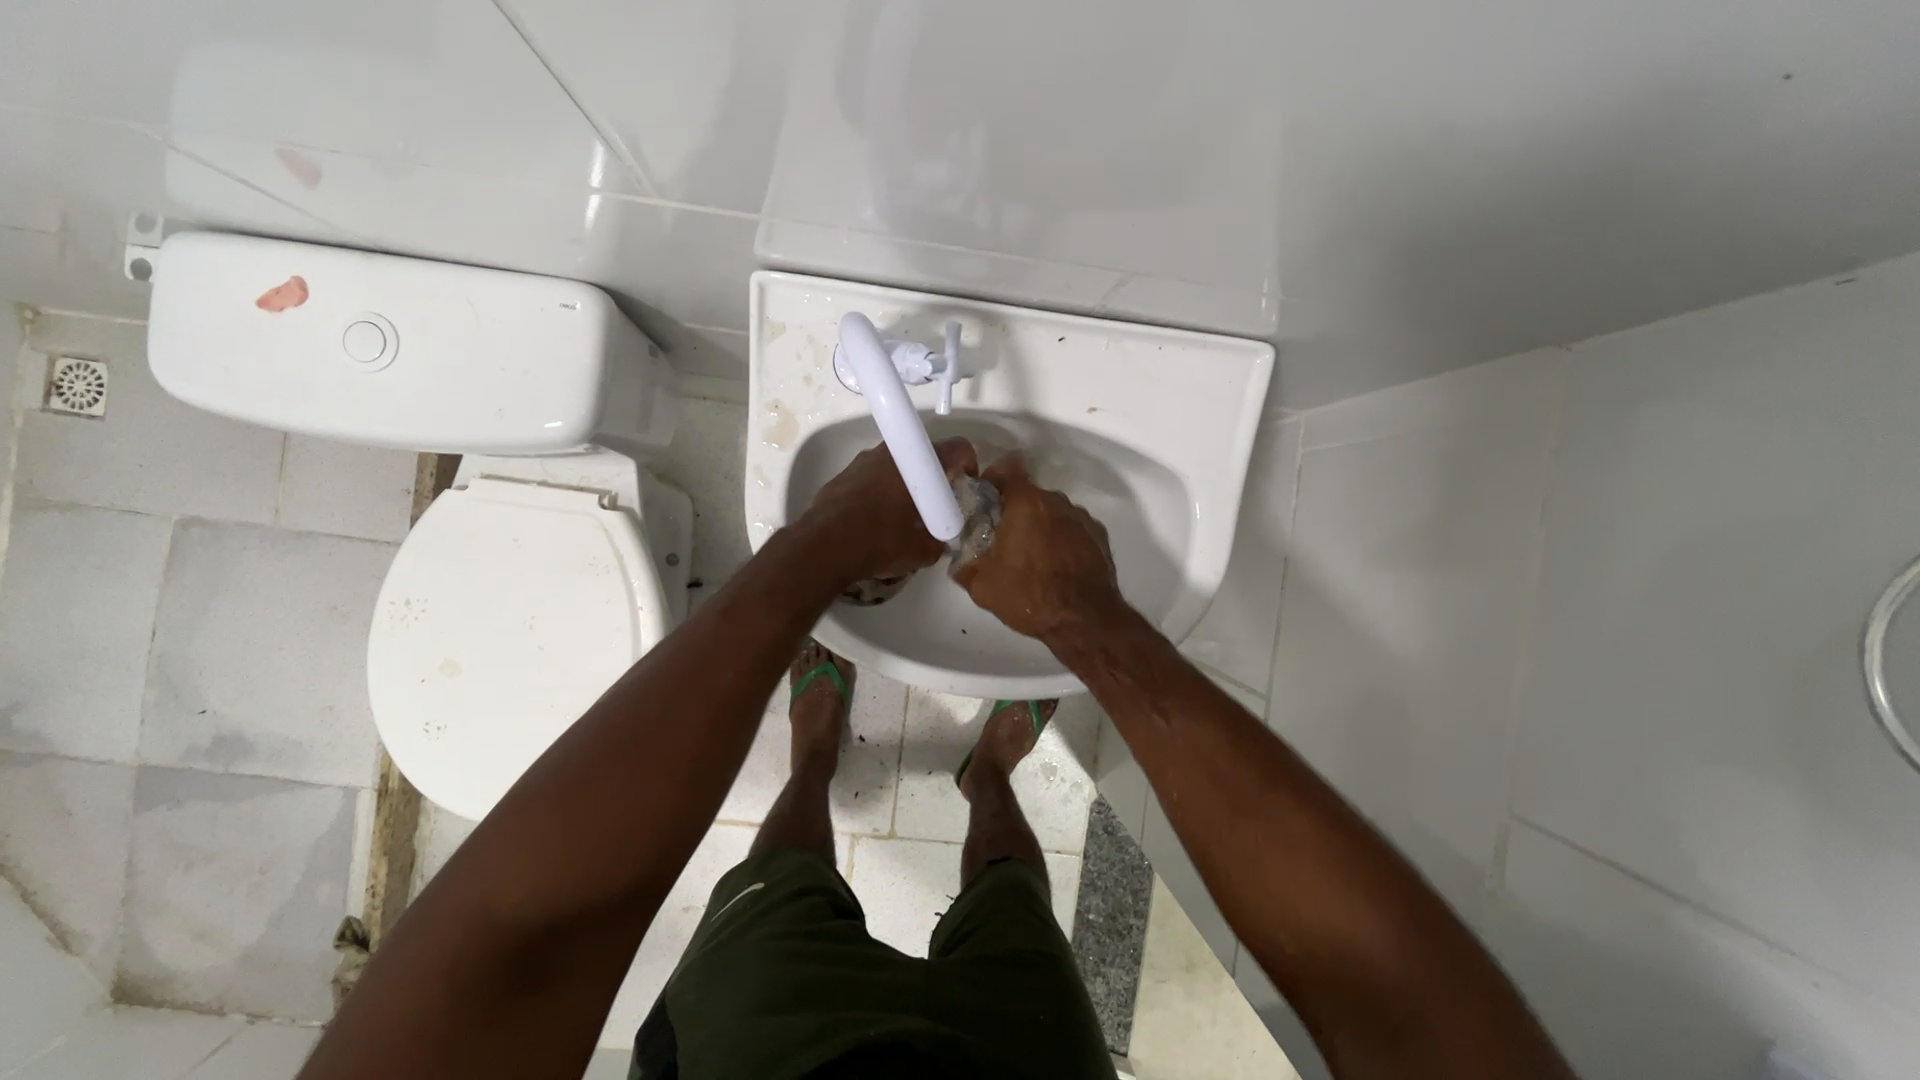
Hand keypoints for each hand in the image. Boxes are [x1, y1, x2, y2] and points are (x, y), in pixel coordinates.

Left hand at [797, 437, 978, 581]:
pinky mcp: (843, 474)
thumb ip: (940, 540)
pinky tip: (875, 520)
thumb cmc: (881, 542)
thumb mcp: (923, 551)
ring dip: (905, 484)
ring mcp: (864, 460)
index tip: (966, 486)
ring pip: (896, 465)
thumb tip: (941, 539)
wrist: (824, 547)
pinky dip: (880, 492)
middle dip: (934, 477)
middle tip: (936, 504)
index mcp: (919, 463)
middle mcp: (892, 452)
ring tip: (903, 515)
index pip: (958, 448)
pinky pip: (872, 477)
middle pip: (924, 455)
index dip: (969, 465)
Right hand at [951, 454, 1126, 642]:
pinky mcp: (1099, 537)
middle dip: (1014, 511)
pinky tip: (1055, 566)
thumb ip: (965, 565)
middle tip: (1000, 537)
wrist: (1084, 621)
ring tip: (1030, 557)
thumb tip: (959, 560)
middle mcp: (1057, 502)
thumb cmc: (1029, 596)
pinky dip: (1061, 540)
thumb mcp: (982, 586)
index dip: (992, 481)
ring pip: (1052, 513)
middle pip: (1029, 495)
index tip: (983, 500)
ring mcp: (1082, 519)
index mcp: (1026, 503)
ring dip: (1039, 527)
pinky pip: (1072, 530)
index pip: (1006, 471)